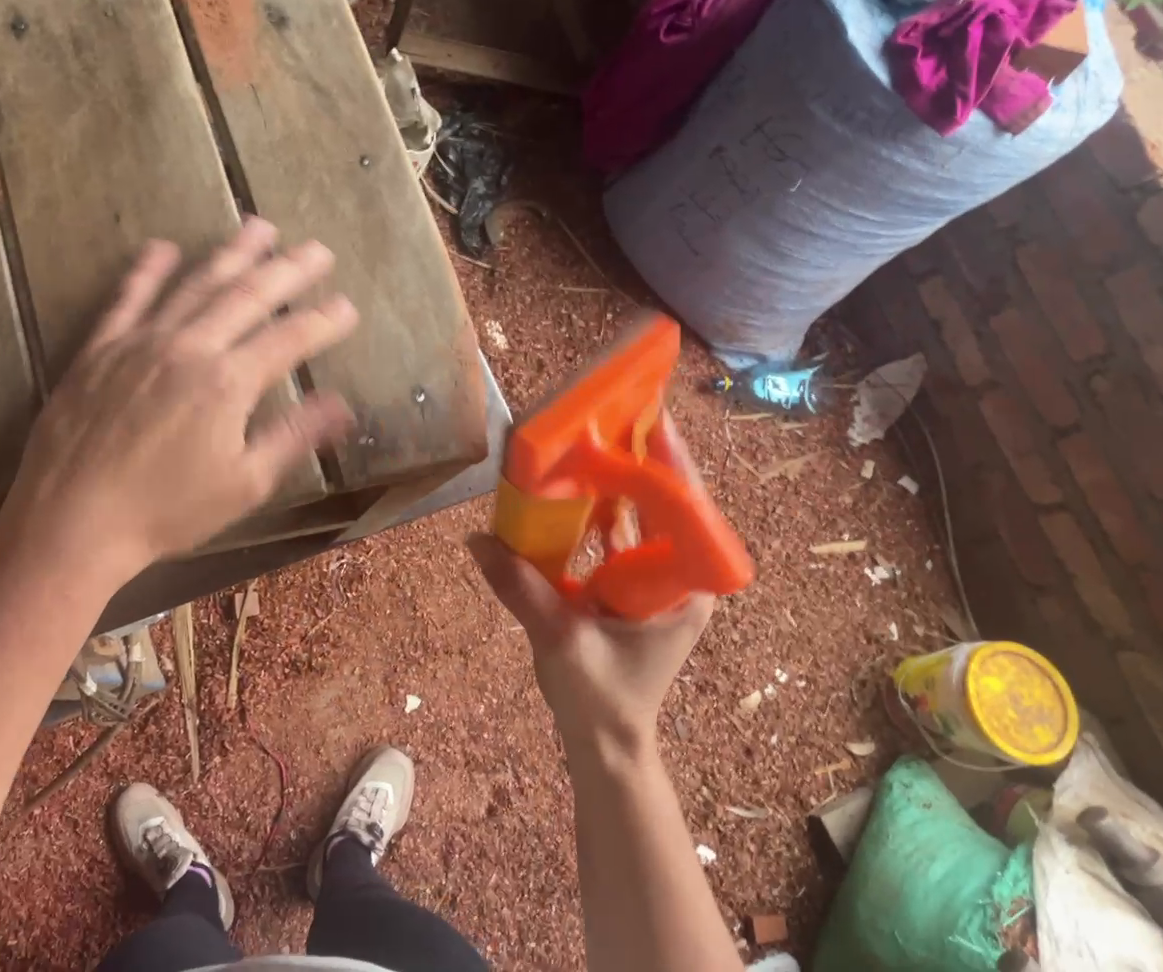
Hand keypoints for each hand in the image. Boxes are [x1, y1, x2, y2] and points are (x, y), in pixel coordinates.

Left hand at [0, 219, 358, 588]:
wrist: (73, 518)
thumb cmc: (165, 512)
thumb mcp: (242, 485)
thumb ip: (292, 438)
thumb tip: (342, 406)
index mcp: (228, 383)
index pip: (288, 339)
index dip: (322, 321)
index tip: (347, 305)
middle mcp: (189, 347)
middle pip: (247, 297)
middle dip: (287, 270)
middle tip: (317, 249)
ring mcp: (140, 342)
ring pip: (195, 285)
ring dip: (231, 254)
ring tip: (259, 227)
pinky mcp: (99, 348)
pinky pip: (128, 297)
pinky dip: (148, 270)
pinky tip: (164, 247)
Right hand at [467, 413, 715, 765]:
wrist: (604, 744)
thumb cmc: (599, 697)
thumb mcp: (559, 639)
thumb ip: (521, 587)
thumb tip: (476, 540)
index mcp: (684, 590)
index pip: (686, 512)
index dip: (669, 465)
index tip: (649, 421)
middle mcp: (679, 581)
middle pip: (667, 508)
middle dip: (641, 465)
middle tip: (611, 419)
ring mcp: (656, 586)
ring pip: (642, 523)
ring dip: (618, 487)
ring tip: (593, 442)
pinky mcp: (632, 593)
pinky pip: (619, 543)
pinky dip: (598, 518)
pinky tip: (573, 493)